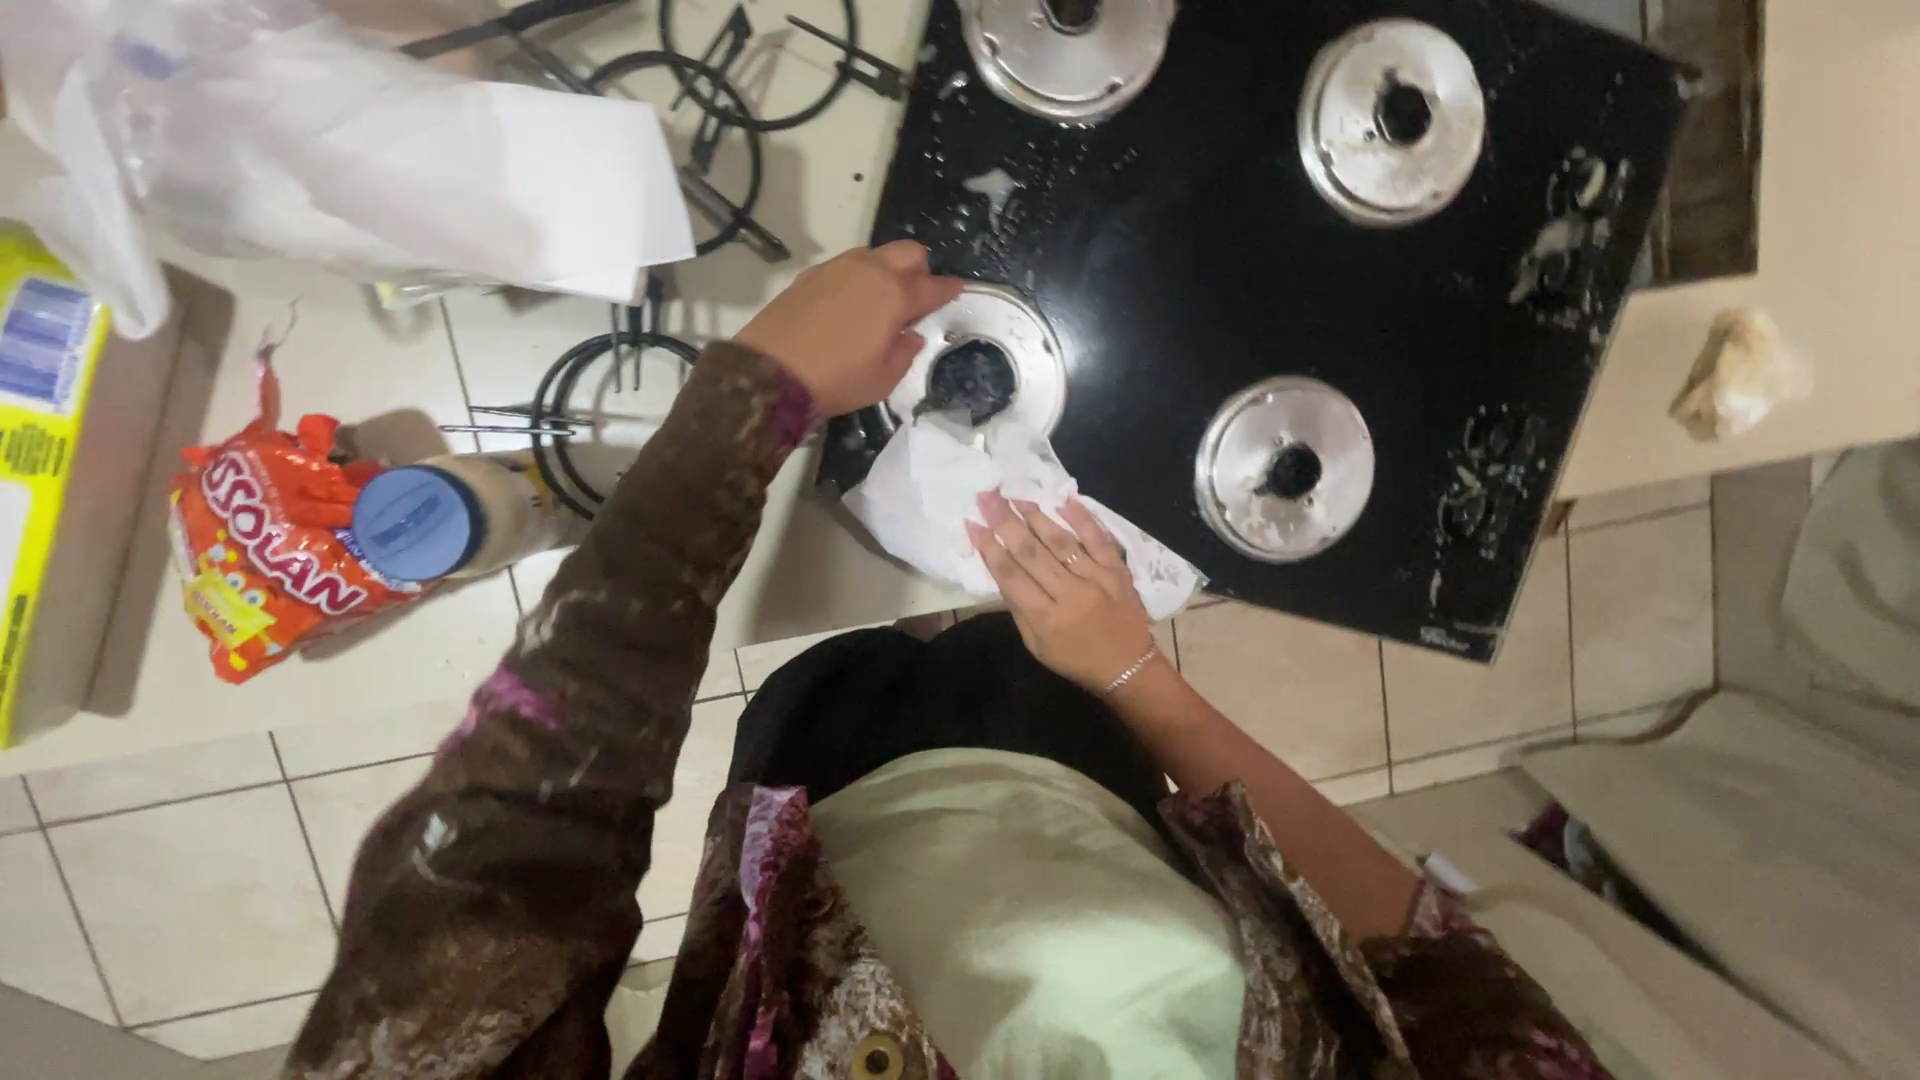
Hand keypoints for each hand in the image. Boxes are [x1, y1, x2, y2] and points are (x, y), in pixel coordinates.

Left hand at [734, 241, 963, 416]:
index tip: (958, 290)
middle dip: (921, 269)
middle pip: (908, 252)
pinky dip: (859, 278)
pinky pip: (847, 266)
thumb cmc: (837, 379)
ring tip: (882, 301)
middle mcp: (869, 271)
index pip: (933, 286)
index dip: (949, 289)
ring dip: (887, 270)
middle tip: (918, 296)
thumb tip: (910, 336)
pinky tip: (851, 306)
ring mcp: (837, 268)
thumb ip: (905, 352)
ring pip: (875, 254)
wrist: (770, 372)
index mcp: (895, 295)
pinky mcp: (811, 276)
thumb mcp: (884, 379)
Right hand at [966, 492, 1162, 693]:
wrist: (1129, 667)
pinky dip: (1082, 518)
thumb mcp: (1036, 645)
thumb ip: (1018, 608)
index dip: (989, 547)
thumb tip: (1001, 570)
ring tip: (1016, 496)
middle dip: (1005, 521)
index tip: (972, 523)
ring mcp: (1097, 578)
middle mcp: (1071, 594)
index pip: (1011, 575)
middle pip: (1031, 552)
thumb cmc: (1076, 660)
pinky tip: (1063, 500)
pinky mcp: (1118, 570)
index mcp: (1047, 618)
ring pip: (1061, 541)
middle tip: (987, 496)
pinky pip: (1098, 538)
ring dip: (1036, 515)